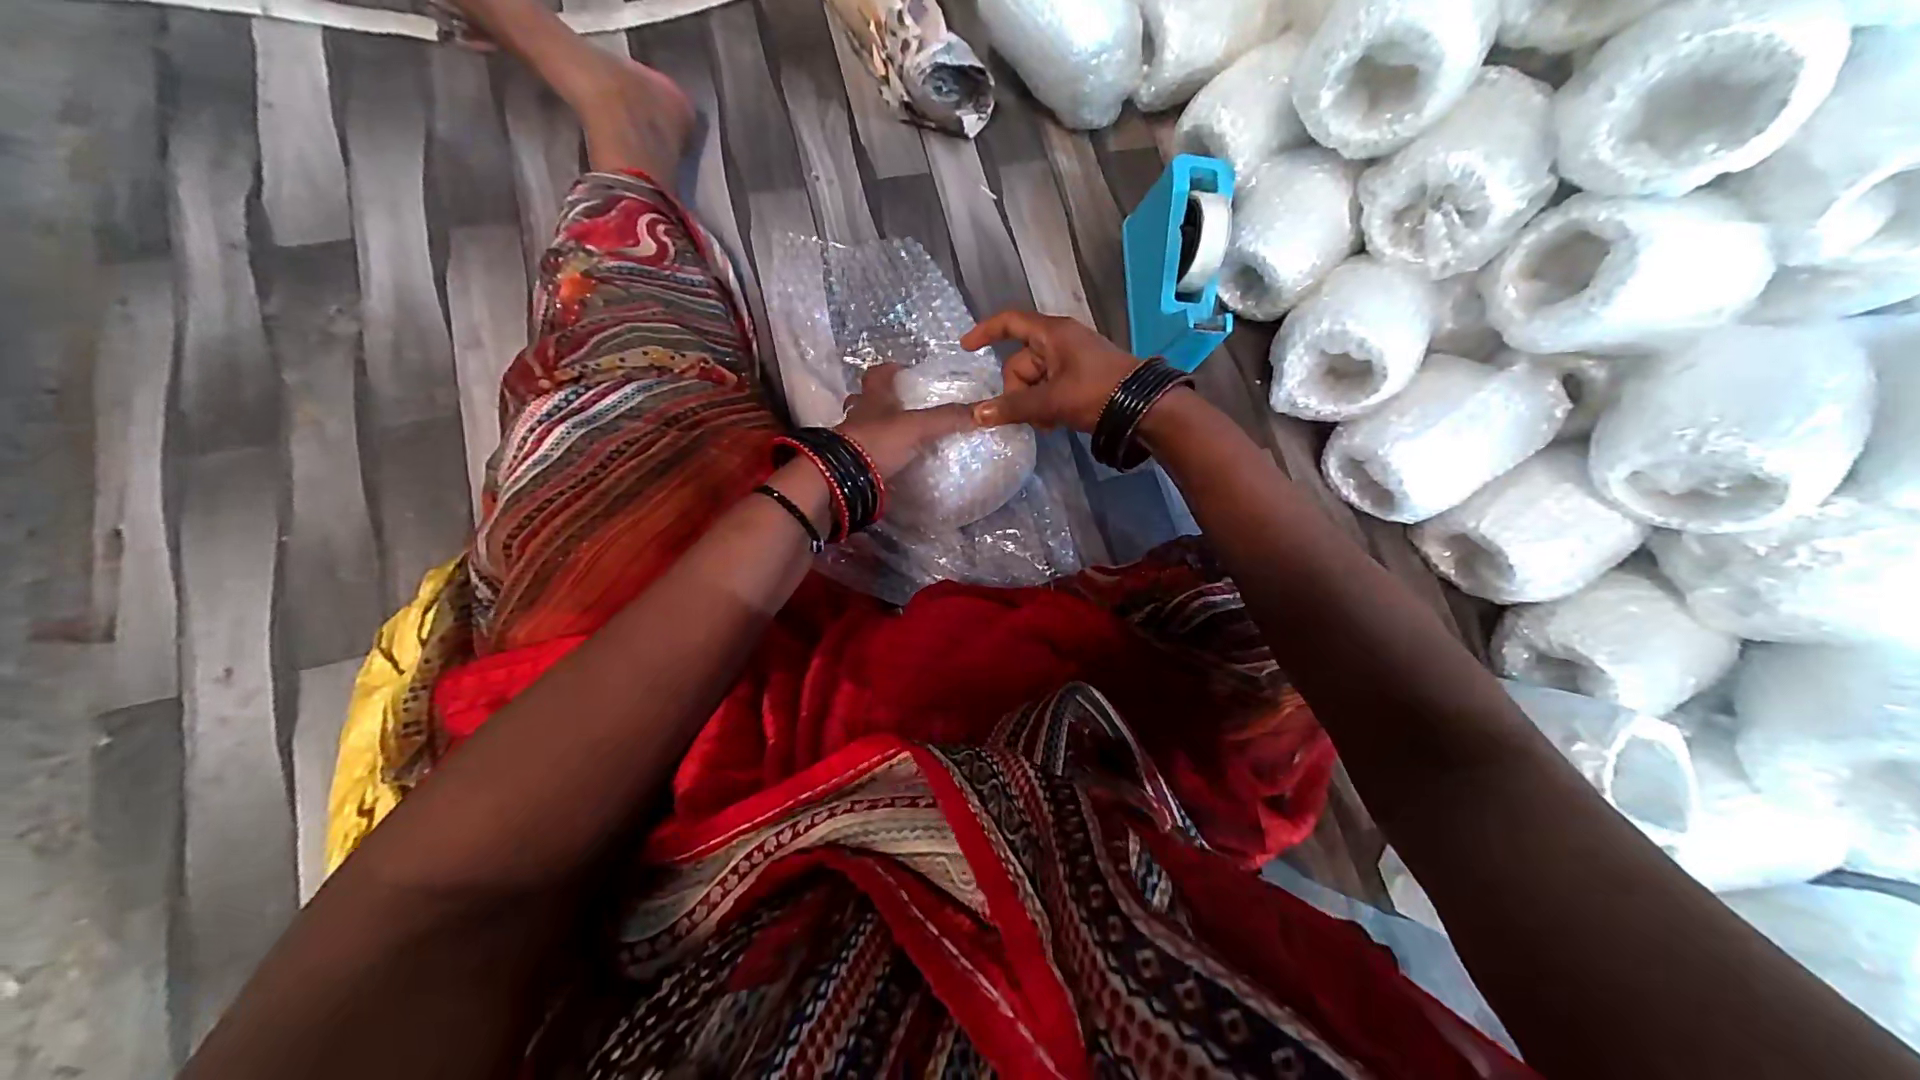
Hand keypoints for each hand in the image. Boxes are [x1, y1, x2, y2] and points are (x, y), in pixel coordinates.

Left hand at [834, 363, 977, 477]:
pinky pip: (858, 452)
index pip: (877, 375)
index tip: (900, 369)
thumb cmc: (878, 442)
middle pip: (862, 399)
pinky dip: (869, 453)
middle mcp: (857, 415)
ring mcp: (847, 440)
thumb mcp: (918, 427)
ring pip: (857, 425)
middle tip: (893, 405)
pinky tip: (882, 460)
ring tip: (889, 434)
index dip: (888, 370)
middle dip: (875, 399)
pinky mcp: (846, 464)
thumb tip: (983, 410)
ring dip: (869, 426)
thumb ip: (947, 419)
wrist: (843, 477)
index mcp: (873, 399)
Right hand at [960, 311, 1139, 433]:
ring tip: (1047, 423)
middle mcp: (1060, 341)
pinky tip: (1055, 422)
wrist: (1144, 407)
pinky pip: (1050, 387)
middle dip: (1018, 390)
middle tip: (1029, 414)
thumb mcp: (1051, 401)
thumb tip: (978, 414)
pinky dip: (1046, 404)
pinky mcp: (1080, 376)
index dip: (986, 331)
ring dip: (1033, 402)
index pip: (1010, 323)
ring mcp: (1071, 359)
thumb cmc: (1097, 393)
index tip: (966, 347)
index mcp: (1052, 334)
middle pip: (1020, 361)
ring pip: (1034, 379)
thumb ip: (1013, 407)